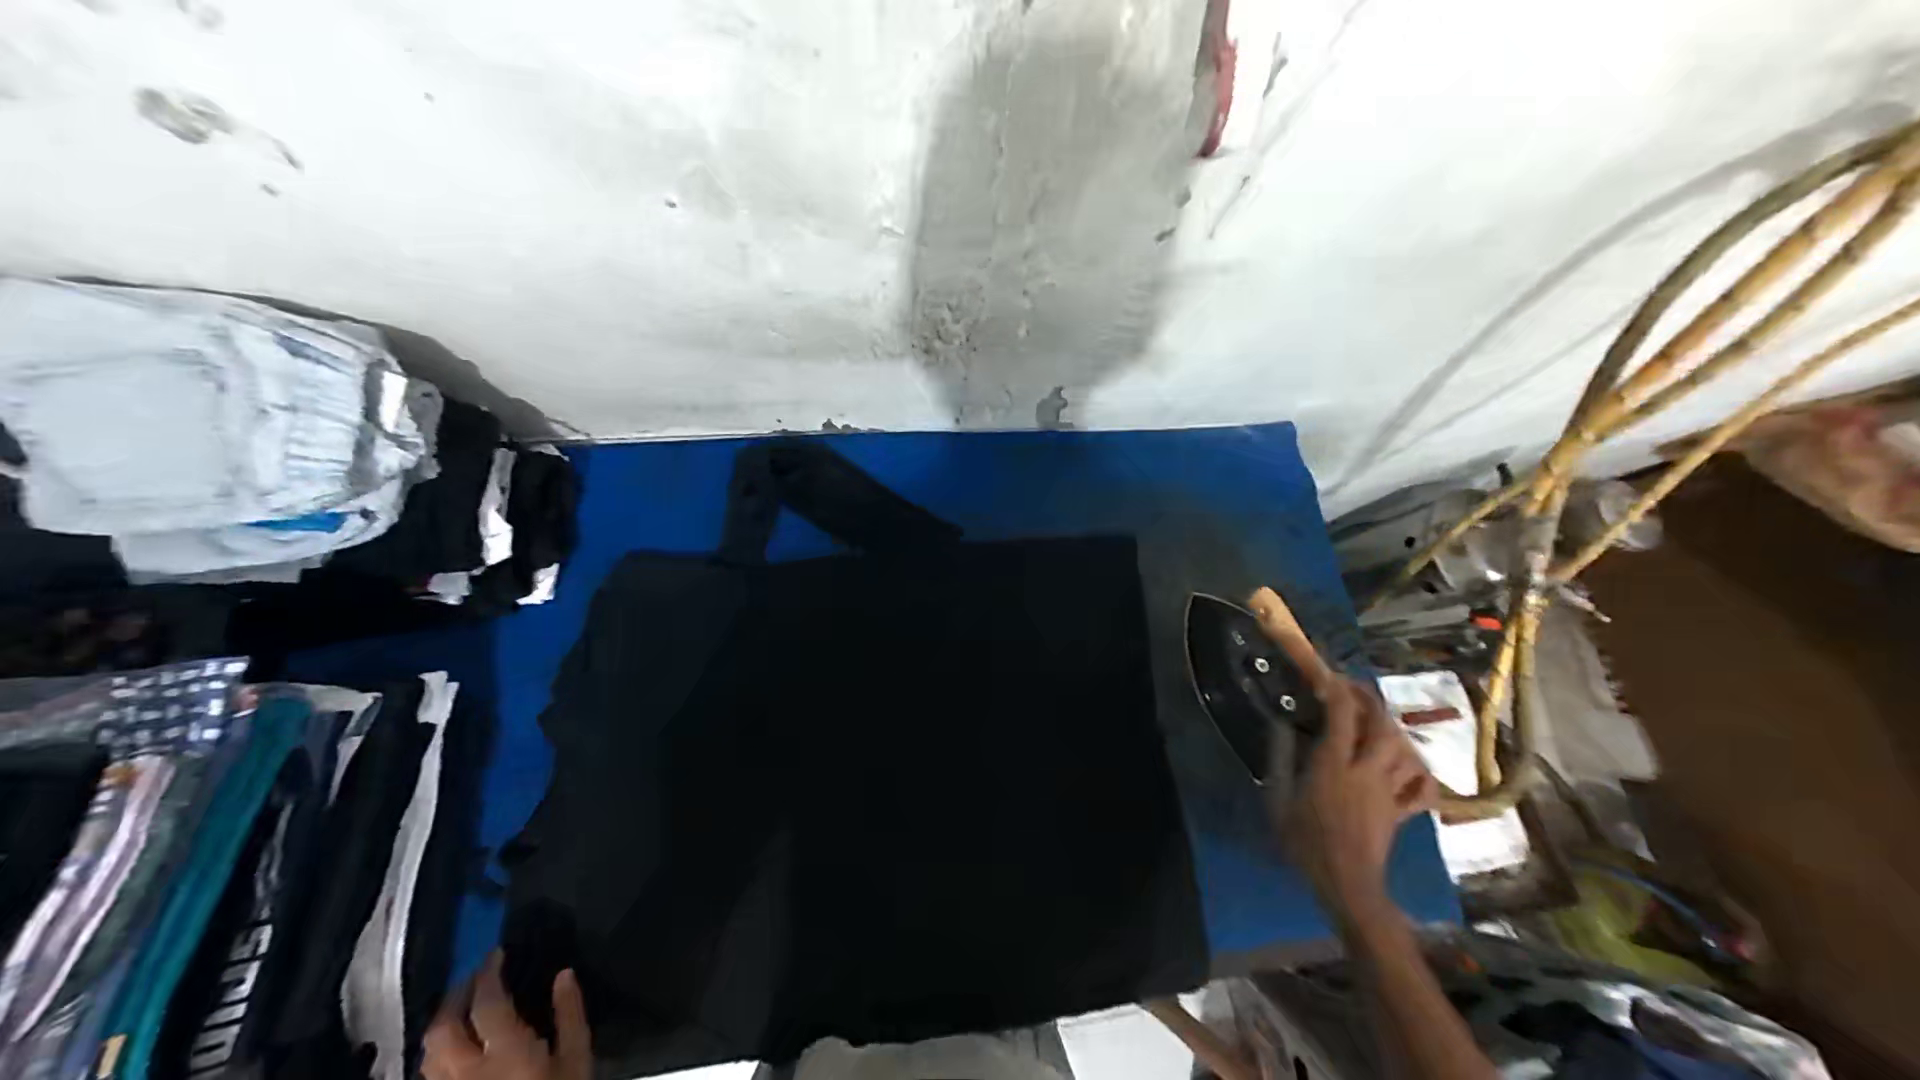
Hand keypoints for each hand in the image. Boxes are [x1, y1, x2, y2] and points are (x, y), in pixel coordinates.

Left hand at [423, 952, 591, 1079]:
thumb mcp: (578, 1059)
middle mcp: (466, 1073)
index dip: (489, 973)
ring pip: (428, 1056)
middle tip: (472, 978)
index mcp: (506, 1053)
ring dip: (441, 1026)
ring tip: (459, 1010)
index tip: (496, 954)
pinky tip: (451, 1051)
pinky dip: (436, 1057)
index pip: (488, 1002)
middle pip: (443, 1029)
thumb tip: (564, 975)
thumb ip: (570, 1015)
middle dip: (454, 997)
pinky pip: (428, 1078)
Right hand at [1277, 676, 1437, 924]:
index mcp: (1333, 764)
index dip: (1338, 690)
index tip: (1328, 677)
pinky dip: (1421, 774)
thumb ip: (1280, 757)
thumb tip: (1280, 723)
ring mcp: (1389, 791)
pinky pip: (1422, 789)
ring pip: (1405, 751)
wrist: (1345, 882)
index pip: (1342, 715)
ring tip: (1379, 721)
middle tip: (1355, 689)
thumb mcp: (1278, 797)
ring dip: (1394, 731)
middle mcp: (1366, 770)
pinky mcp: (1401, 812)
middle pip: (1382, 726)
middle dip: (1371, 700)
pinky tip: (1410, 766)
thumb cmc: (1304, 840)